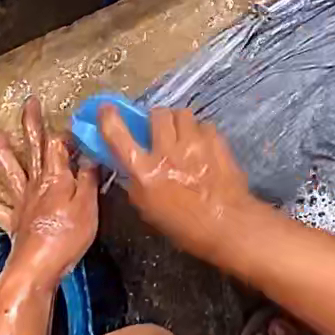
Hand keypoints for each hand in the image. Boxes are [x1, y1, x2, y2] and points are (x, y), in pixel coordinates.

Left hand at [0, 99, 98, 291]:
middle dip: (32, 125)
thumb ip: (88, 177)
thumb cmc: (66, 237)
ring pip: (12, 171)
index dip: (64, 131)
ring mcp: (22, 203)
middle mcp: (37, 185)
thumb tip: (90, 153)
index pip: (59, 146)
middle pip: (34, 149)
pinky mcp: (13, 222)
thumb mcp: (87, 204)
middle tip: (29, 103)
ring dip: (3, 152)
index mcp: (57, 178)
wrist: (36, 270)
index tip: (69, 116)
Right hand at [100, 105, 265, 261]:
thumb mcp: (148, 208)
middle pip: (157, 114)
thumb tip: (130, 163)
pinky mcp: (216, 139)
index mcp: (145, 172)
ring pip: (182, 113)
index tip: (107, 109)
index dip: (109, 119)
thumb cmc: (184, 225)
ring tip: (183, 136)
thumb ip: (136, 180)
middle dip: (157, 119)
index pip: (118, 136)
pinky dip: (201, 132)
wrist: (227, 224)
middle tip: (160, 131)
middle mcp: (167, 152)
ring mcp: (194, 142)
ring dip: (179, 122)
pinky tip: (204, 147)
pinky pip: (204, 125)